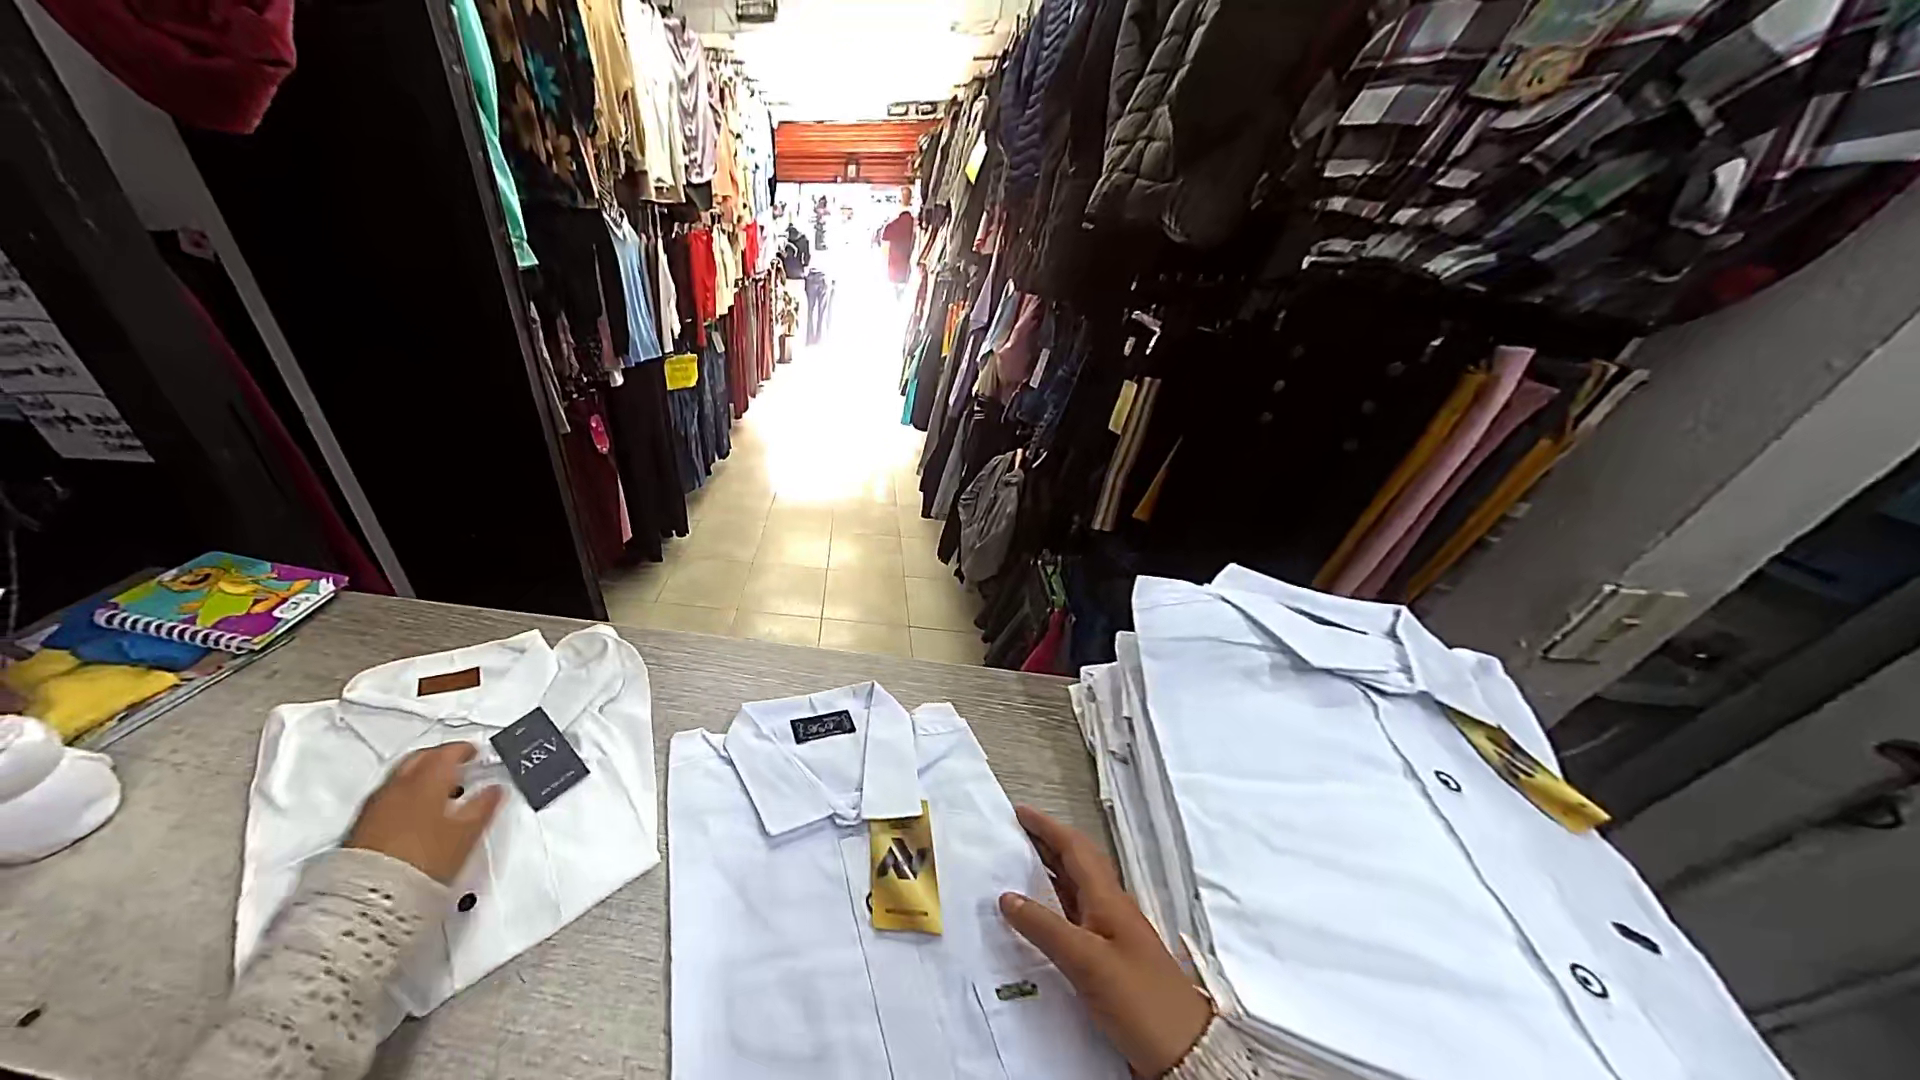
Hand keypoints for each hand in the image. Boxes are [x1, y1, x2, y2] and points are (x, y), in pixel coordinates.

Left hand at [346, 742, 502, 883]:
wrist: (369, 898)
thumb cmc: (422, 860)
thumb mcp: (467, 832)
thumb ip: (484, 804)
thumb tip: (494, 790)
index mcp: (426, 780)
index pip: (448, 752)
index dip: (466, 750)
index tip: (476, 753)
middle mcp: (396, 787)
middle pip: (420, 759)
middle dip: (440, 758)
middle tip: (458, 765)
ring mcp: (375, 806)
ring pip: (401, 778)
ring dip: (421, 777)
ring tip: (440, 791)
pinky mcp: (360, 827)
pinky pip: (387, 799)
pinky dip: (405, 796)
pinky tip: (415, 813)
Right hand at [999, 805, 1212, 1077]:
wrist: (1184, 1049)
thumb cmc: (1141, 1000)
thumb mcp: (1087, 961)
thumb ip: (1045, 927)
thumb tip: (1007, 898)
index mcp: (1107, 898)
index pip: (1074, 848)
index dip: (1047, 827)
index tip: (1020, 812)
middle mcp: (1109, 908)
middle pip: (1075, 863)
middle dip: (1045, 843)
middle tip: (1013, 834)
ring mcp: (1110, 932)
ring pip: (1074, 889)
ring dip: (1048, 872)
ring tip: (1017, 867)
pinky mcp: (1108, 957)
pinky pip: (1073, 917)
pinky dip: (1052, 906)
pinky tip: (1036, 919)